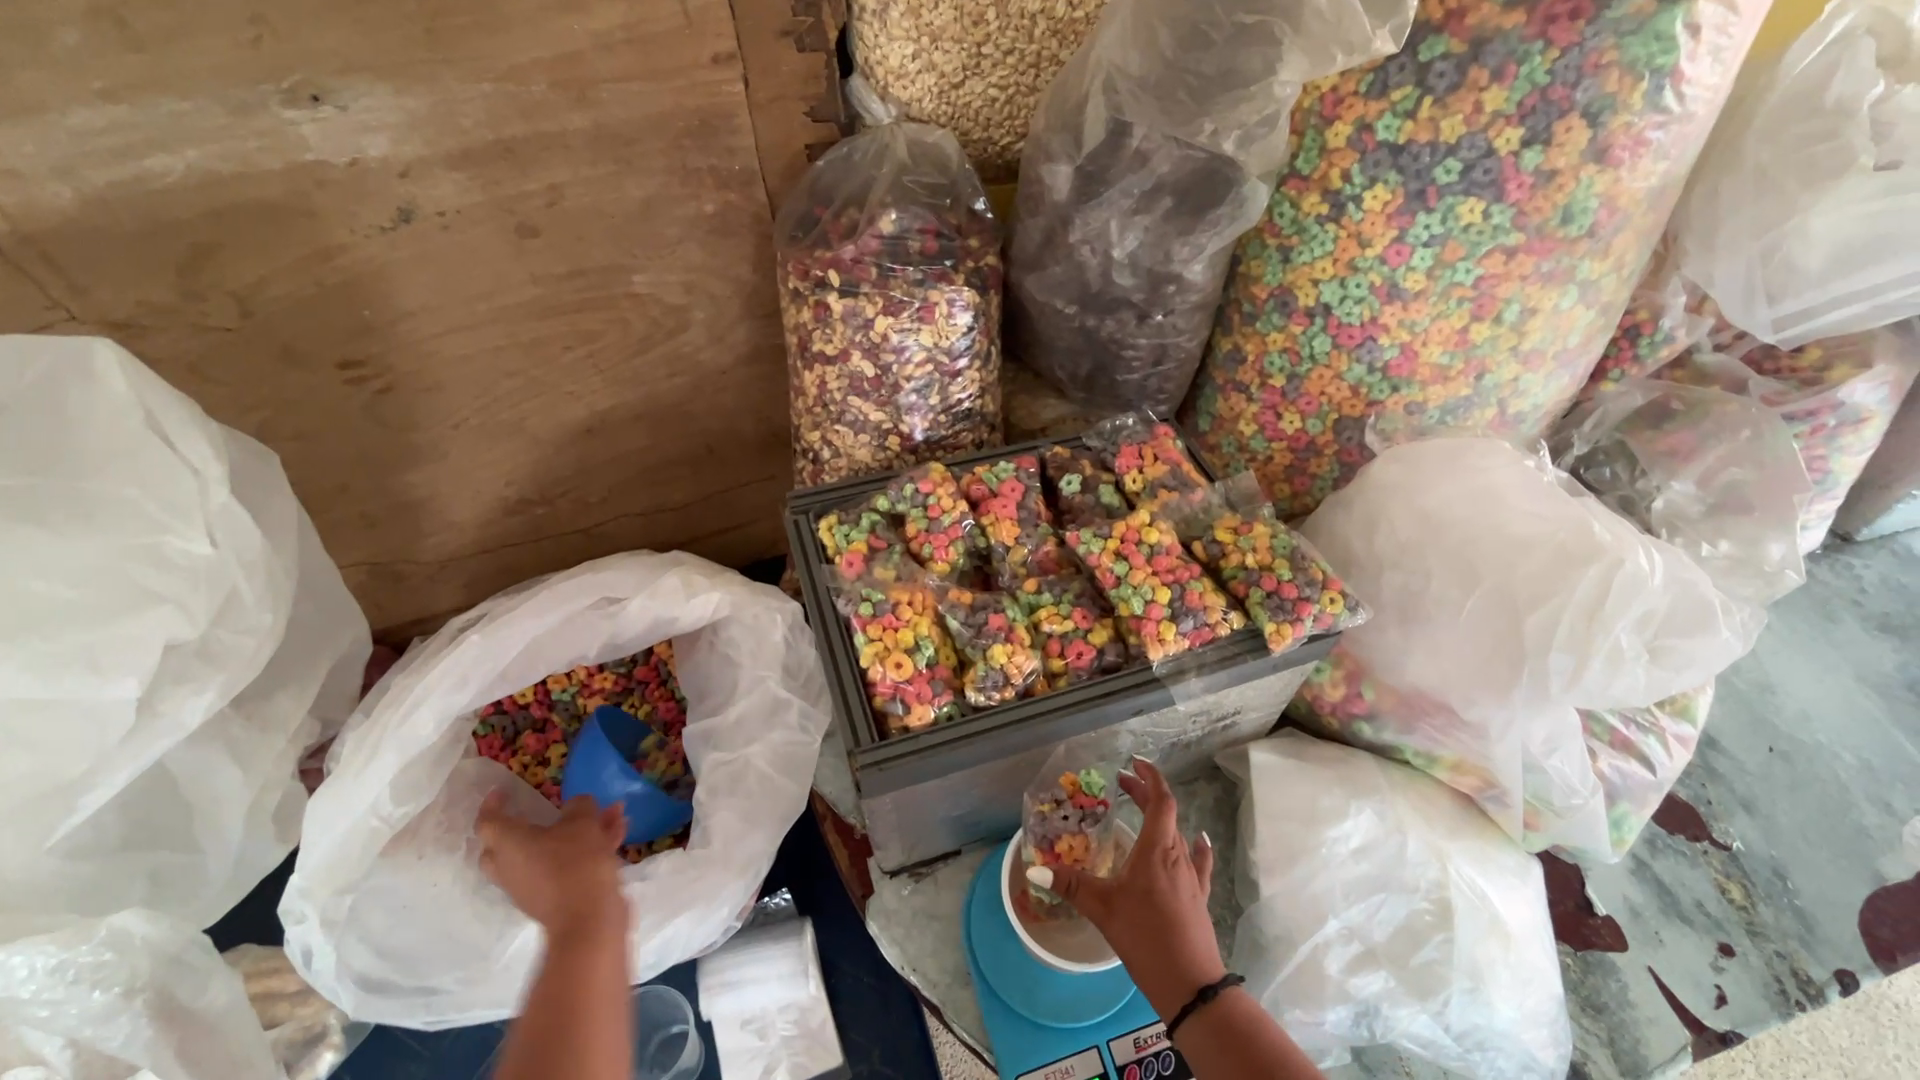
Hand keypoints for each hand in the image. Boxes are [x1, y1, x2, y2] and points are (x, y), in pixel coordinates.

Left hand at [477, 791, 628, 939]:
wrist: (588, 919)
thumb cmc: (575, 863)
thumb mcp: (582, 822)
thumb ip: (579, 806)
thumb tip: (578, 805)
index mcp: (508, 844)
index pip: (488, 820)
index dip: (493, 803)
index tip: (503, 791)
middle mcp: (511, 867)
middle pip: (504, 844)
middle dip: (522, 827)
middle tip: (539, 813)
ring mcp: (530, 885)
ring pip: (546, 852)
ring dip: (576, 831)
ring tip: (611, 813)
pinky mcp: (553, 898)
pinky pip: (565, 865)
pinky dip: (586, 850)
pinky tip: (619, 832)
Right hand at [1028, 756, 1225, 1019]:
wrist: (1190, 984)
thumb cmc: (1145, 938)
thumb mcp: (1102, 909)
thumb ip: (1070, 885)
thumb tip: (1034, 867)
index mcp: (1156, 851)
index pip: (1160, 801)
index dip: (1150, 778)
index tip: (1135, 763)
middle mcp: (1177, 857)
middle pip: (1167, 814)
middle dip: (1146, 794)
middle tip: (1124, 783)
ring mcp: (1191, 878)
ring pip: (1178, 835)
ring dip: (1162, 817)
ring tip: (1144, 809)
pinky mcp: (1198, 898)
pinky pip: (1197, 861)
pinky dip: (1193, 845)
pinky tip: (1197, 841)